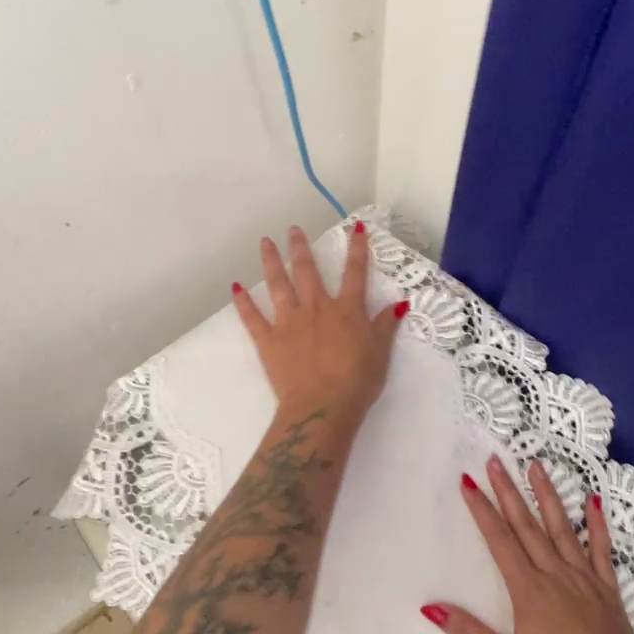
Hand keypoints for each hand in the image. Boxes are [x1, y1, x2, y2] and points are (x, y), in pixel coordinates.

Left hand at [232, 222, 405, 419]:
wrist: (323, 406)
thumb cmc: (357, 382)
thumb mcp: (380, 353)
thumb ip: (384, 326)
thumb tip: (398, 304)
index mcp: (347, 310)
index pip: (355, 273)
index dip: (357, 249)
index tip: (356, 227)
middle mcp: (316, 308)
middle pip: (308, 271)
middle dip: (302, 247)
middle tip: (294, 229)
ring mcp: (289, 322)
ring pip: (280, 285)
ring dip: (272, 262)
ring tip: (265, 242)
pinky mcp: (269, 340)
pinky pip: (253, 318)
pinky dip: (243, 303)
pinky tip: (235, 288)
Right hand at [424, 455, 633, 633]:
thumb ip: (469, 633)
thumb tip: (430, 606)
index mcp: (528, 592)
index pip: (499, 541)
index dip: (482, 510)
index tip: (468, 482)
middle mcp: (555, 575)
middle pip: (527, 525)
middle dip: (508, 491)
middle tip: (495, 460)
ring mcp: (585, 577)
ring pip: (562, 528)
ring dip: (547, 495)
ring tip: (535, 465)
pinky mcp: (608, 587)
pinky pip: (602, 549)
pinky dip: (597, 524)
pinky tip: (593, 500)